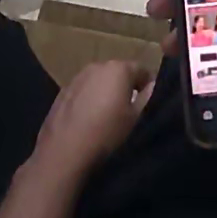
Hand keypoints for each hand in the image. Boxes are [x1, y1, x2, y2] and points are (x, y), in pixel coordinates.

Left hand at [31, 60, 153, 183]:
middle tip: (128, 111)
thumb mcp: (135, 119)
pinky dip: (89, 99)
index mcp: (118, 69)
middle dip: (125, 87)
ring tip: (106, 117)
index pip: (141, 70)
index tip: (148, 103)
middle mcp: (97, 66)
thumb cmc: (106, 133)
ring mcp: (78, 77)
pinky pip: (84, 90)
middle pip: (118, 73)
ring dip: (105, 92)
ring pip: (99, 81)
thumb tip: (153, 84)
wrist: (64, 151)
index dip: (147, 85)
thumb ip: (147, 97)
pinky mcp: (63, 91)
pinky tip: (87, 120)